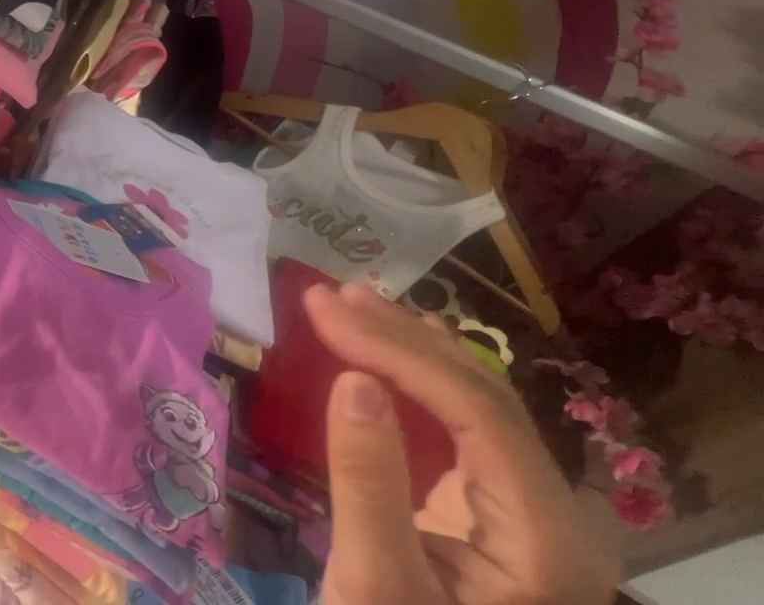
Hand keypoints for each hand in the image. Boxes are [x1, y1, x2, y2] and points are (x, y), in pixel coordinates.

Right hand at [308, 282, 618, 604]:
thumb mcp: (374, 583)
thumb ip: (369, 484)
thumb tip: (354, 379)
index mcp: (543, 537)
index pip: (476, 411)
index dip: (397, 350)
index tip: (320, 312)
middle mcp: (551, 515)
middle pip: (483, 398)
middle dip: (400, 336)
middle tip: (324, 295)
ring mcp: (524, 513)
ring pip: (476, 405)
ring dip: (408, 347)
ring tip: (348, 304)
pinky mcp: (490, 514)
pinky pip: (460, 429)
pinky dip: (412, 380)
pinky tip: (383, 353)